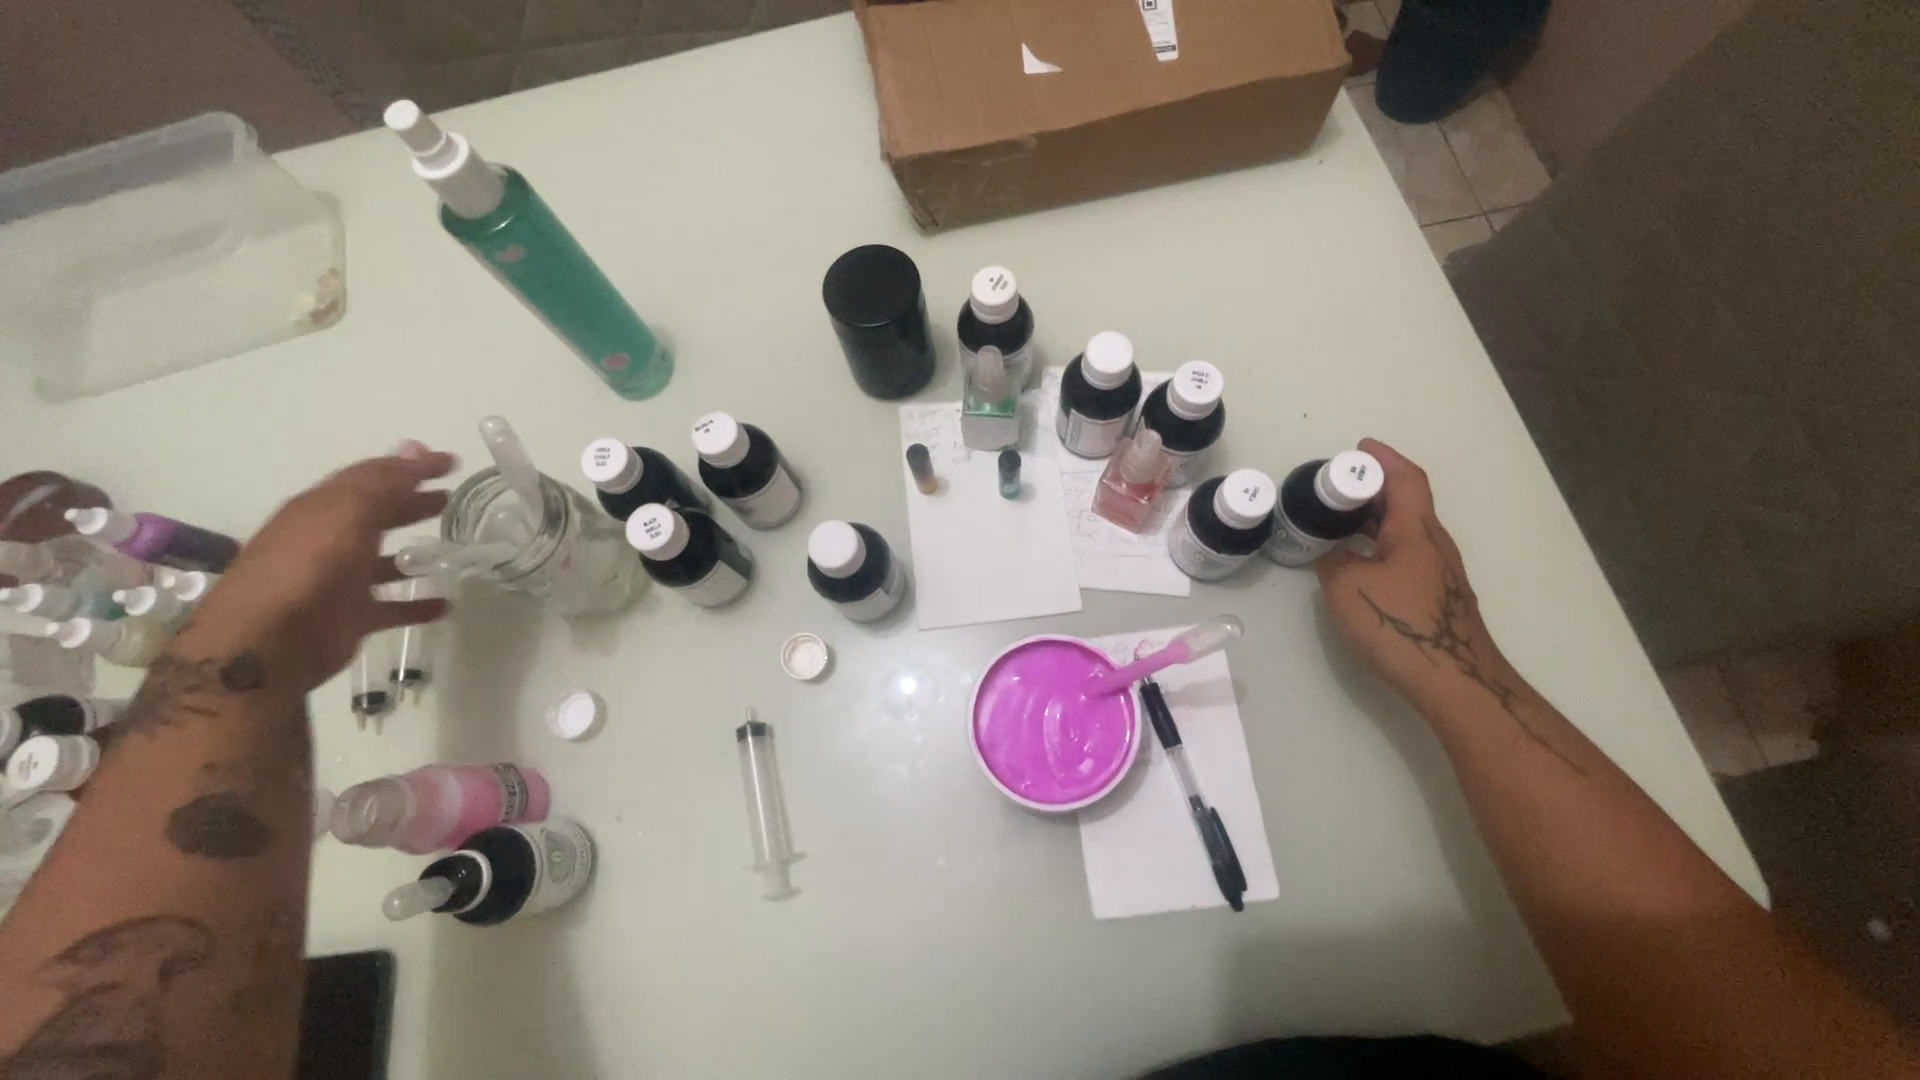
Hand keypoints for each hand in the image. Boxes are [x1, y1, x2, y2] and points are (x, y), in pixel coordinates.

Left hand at [179, 443, 456, 690]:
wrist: (268, 642)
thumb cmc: (307, 567)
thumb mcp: (346, 513)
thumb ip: (382, 484)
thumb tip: (415, 449)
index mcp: (323, 510)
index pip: (371, 477)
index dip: (410, 466)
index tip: (451, 462)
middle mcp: (330, 541)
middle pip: (377, 515)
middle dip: (411, 503)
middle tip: (450, 498)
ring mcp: (340, 580)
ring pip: (385, 561)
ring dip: (416, 553)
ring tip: (452, 547)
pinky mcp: (352, 617)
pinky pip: (393, 607)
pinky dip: (418, 605)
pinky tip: (445, 604)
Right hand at [1316, 439, 1524, 717]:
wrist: (1453, 678)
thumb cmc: (1400, 623)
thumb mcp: (1347, 586)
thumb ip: (1332, 560)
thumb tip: (1330, 552)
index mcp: (1416, 530)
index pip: (1404, 480)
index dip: (1383, 459)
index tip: (1359, 448)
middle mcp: (1433, 543)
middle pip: (1405, 502)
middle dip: (1372, 488)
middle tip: (1334, 486)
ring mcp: (1438, 571)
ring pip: (1404, 530)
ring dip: (1374, 519)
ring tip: (1337, 520)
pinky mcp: (1434, 595)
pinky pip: (1404, 553)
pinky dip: (1378, 544)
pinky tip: (1355, 562)